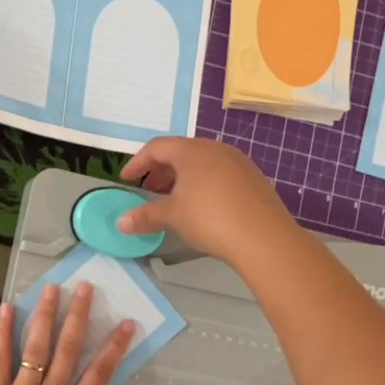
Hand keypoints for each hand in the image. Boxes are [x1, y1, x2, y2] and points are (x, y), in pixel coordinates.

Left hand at [0, 282, 140, 384]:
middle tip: (85, 287)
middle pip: (68, 351)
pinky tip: (7, 309)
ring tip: (51, 288)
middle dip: (78, 317)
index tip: (127, 322)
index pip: (99, 374)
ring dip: (44, 316)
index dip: (114, 347)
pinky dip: (3, 334)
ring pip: (36, 348)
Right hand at [118, 135, 303, 266]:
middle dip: (161, 170)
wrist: (263, 237)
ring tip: (175, 198)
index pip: (157, 147)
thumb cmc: (210, 219)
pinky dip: (204, 182)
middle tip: (149, 190)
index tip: (126, 179)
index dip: (138, 162)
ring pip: (203, 162)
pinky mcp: (253, 178)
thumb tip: (120, 222)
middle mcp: (215, 149)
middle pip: (181, 152)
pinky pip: (221, 173)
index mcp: (191, 151)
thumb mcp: (173, 217)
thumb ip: (145, 216)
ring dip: (183, 176)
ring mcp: (238, 161)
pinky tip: (204, 205)